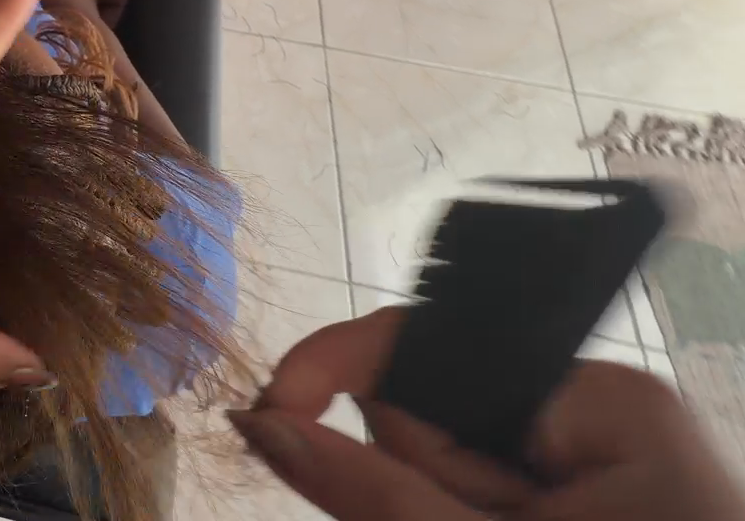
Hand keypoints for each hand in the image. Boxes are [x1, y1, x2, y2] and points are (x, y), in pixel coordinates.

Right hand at [231, 308, 744, 520]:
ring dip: (428, 501)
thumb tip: (253, 423)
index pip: (413, 345)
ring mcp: (582, 446)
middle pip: (419, 402)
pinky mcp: (571, 482)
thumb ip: (370, 489)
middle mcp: (587, 404)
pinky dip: (445, 508)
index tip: (265, 421)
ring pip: (430, 445)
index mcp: (596, 396)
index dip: (327, 373)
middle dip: (414, 472)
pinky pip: (457, 473)